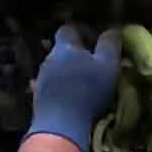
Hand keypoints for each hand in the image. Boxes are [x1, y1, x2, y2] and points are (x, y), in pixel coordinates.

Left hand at [23, 25, 120, 151]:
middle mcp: (49, 58)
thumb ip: (110, 45)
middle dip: (74, 54)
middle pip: (61, 50)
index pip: (68, 29)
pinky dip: (61, 88)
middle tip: (91, 63)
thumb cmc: (87, 90)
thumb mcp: (107, 66)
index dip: (80, 32)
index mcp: (65, 47)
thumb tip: (113, 29)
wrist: (60, 123)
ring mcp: (41, 78)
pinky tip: (72, 98)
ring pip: (55, 68)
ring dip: (67, 72)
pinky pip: (51, 86)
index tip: (92, 39)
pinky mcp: (38, 96)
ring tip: (82, 83)